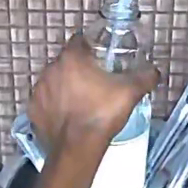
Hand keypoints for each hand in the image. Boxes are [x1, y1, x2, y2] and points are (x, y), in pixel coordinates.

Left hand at [28, 36, 158, 157]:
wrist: (77, 147)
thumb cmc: (102, 113)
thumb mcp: (130, 92)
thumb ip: (145, 77)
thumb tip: (154, 71)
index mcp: (72, 58)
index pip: (79, 40)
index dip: (91, 46)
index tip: (100, 57)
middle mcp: (51, 68)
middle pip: (66, 61)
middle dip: (79, 69)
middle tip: (95, 83)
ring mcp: (39, 89)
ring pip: (54, 81)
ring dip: (65, 86)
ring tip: (82, 101)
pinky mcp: (33, 108)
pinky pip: (45, 102)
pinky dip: (54, 106)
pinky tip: (68, 115)